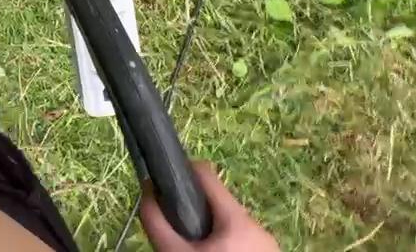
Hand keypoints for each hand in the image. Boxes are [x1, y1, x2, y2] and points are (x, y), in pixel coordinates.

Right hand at [140, 163, 278, 251]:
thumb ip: (155, 221)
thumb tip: (146, 191)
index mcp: (239, 220)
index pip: (204, 172)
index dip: (179, 172)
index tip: (163, 187)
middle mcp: (259, 228)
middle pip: (216, 201)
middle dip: (193, 211)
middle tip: (177, 232)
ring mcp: (269, 248)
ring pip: (228, 224)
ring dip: (208, 231)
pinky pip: (241, 242)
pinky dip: (222, 246)